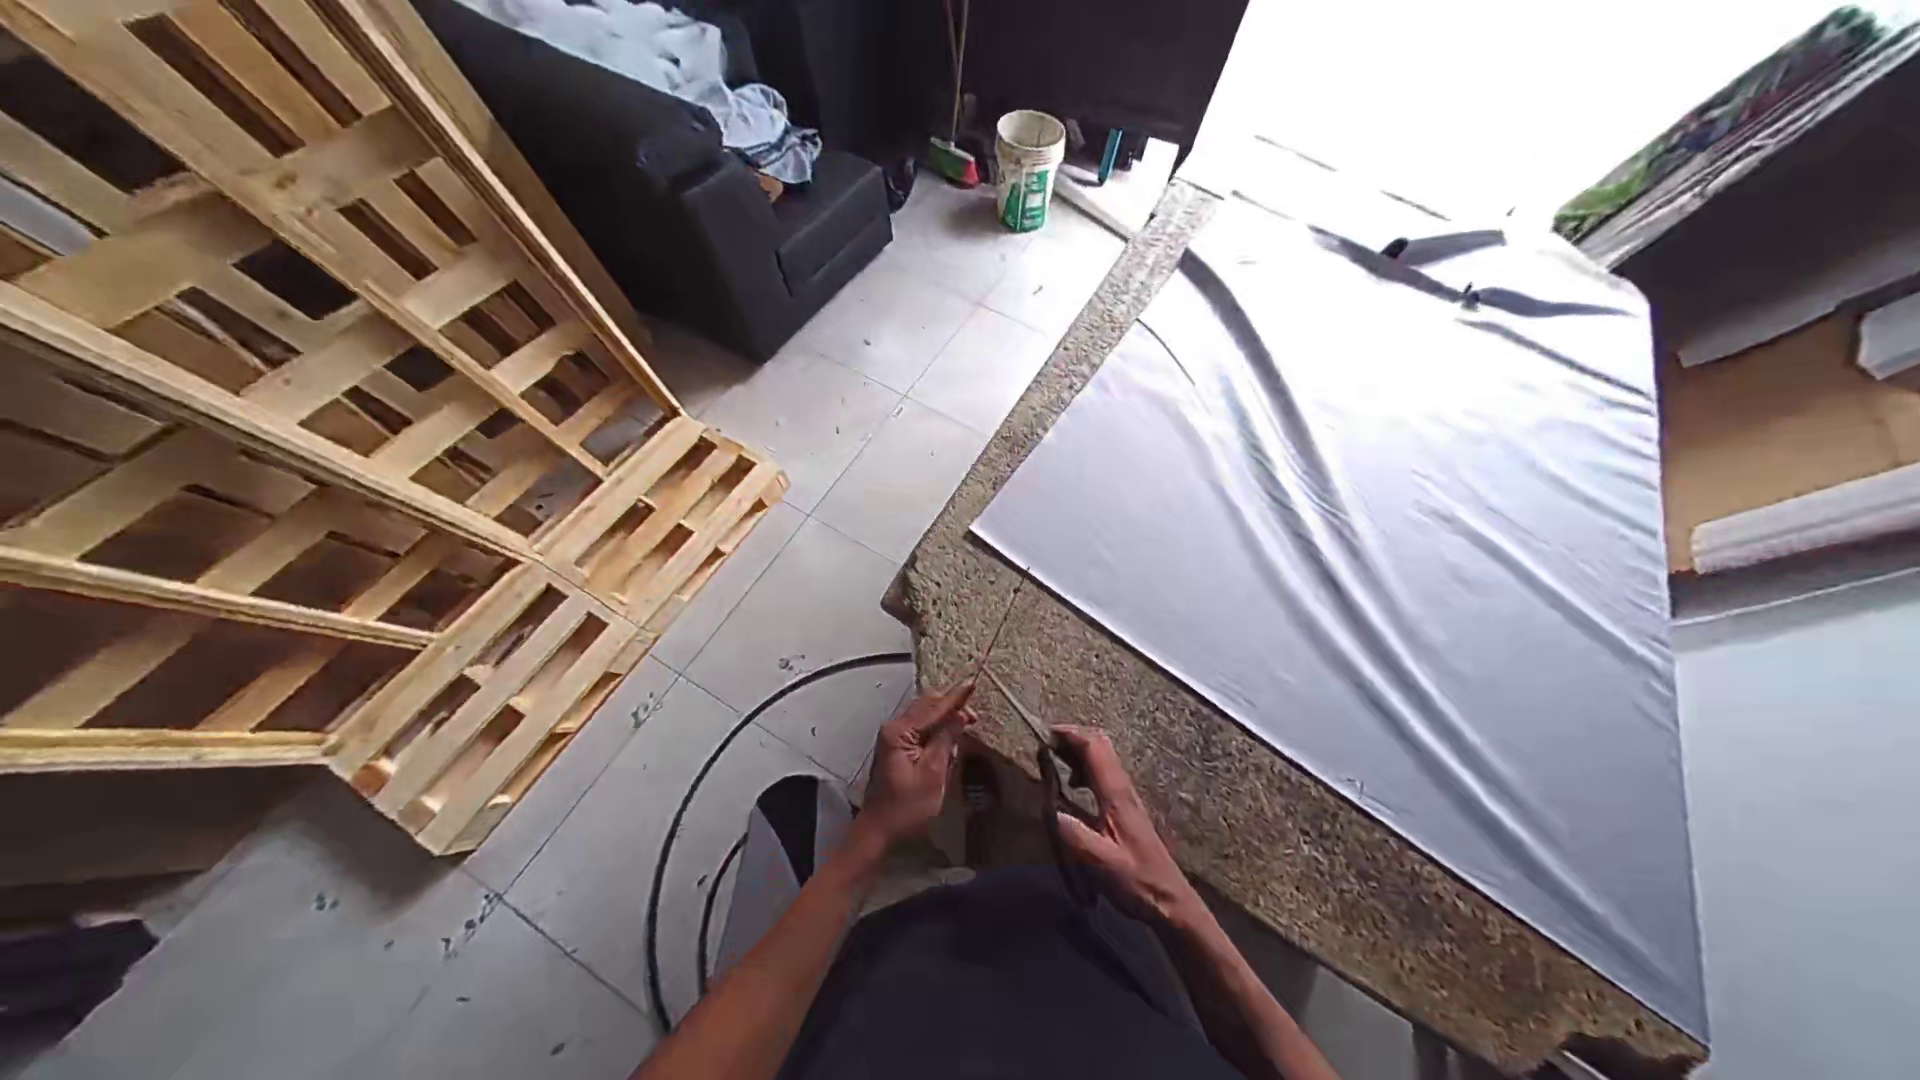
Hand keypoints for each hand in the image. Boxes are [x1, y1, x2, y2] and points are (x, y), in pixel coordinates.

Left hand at [853, 682, 976, 850]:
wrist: (879, 829)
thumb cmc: (907, 807)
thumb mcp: (933, 774)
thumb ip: (946, 740)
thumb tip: (960, 716)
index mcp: (899, 732)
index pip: (933, 708)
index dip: (955, 698)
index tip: (972, 684)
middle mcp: (893, 728)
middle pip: (926, 707)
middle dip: (950, 706)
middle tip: (973, 713)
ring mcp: (892, 737)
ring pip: (923, 716)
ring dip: (943, 717)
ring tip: (965, 721)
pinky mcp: (895, 747)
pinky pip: (919, 728)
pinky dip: (935, 728)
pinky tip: (948, 735)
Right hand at [1052, 725, 1203, 924]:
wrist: (1170, 900)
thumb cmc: (1137, 881)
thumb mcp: (1100, 862)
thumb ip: (1074, 836)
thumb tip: (1050, 811)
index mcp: (1116, 794)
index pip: (1094, 747)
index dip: (1070, 734)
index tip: (1046, 734)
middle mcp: (1123, 788)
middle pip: (1100, 743)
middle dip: (1073, 736)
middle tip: (1047, 744)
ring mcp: (1126, 796)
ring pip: (1103, 756)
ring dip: (1078, 751)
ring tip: (1054, 763)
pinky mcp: (1126, 806)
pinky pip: (1103, 772)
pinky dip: (1084, 767)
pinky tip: (1073, 786)